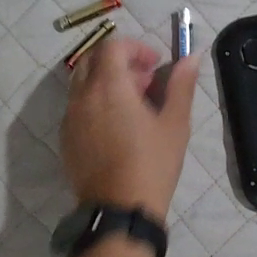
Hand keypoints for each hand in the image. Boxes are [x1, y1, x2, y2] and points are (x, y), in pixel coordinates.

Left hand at [61, 37, 200, 223]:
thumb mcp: (175, 124)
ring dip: (107, 81)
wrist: (119, 209)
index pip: (113, 47)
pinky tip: (117, 126)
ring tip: (134, 105)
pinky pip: (77, 106)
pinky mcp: (66, 138)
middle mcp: (83, 97)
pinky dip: (96, 102)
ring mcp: (70, 118)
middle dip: (119, 61)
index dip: (136, 48)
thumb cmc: (152, 164)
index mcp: (109, 87)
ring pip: (82, 83)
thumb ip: (181, 86)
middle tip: (145, 80)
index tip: (156, 64)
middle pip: (93, 59)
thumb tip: (191, 57)